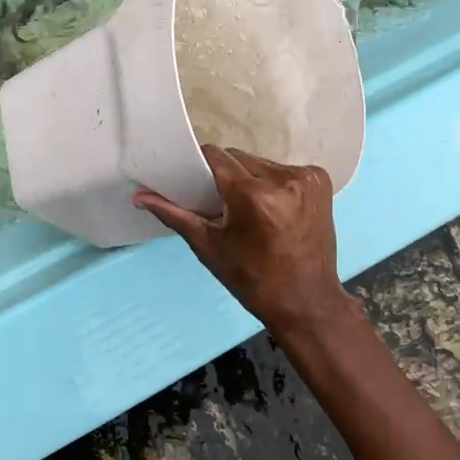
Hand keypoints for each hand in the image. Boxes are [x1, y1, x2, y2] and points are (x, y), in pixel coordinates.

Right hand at [135, 144, 357, 338]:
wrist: (307, 302)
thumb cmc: (253, 280)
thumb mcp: (209, 248)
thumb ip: (176, 215)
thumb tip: (139, 196)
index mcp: (252, 195)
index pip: (217, 157)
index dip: (202, 166)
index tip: (196, 182)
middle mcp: (282, 179)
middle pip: (239, 159)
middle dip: (227, 176)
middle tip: (222, 203)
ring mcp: (306, 178)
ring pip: (261, 163)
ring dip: (251, 178)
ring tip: (250, 208)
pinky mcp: (321, 180)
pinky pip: (284, 170)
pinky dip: (274, 183)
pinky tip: (274, 208)